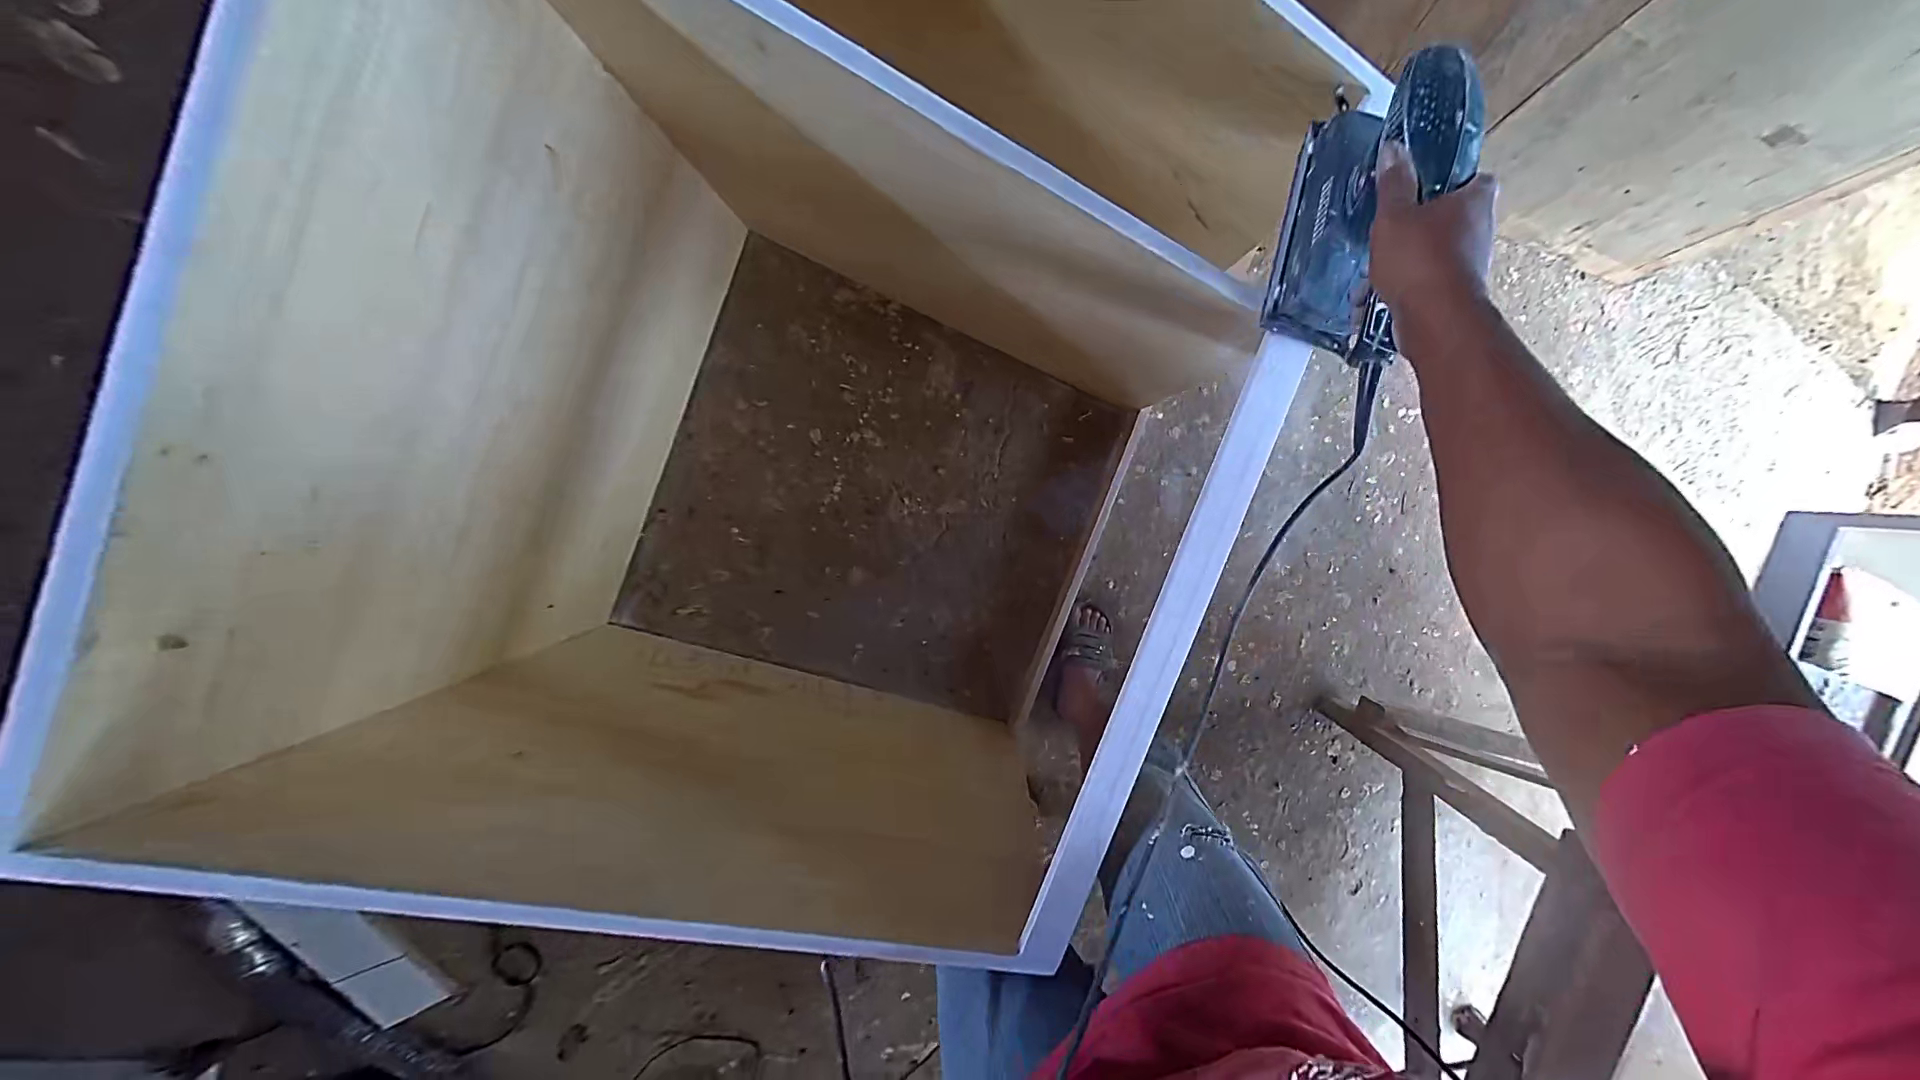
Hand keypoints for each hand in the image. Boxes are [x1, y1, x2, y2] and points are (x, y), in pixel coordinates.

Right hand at [1369, 140, 1497, 320]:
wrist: (1435, 317)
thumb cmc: (1418, 259)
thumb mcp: (1394, 216)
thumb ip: (1393, 184)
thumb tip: (1393, 148)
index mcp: (1477, 195)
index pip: (1463, 175)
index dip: (1437, 182)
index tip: (1410, 194)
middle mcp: (1482, 223)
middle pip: (1442, 216)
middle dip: (1411, 227)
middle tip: (1383, 234)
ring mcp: (1470, 259)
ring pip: (1430, 250)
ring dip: (1402, 260)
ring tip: (1372, 272)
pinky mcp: (1455, 288)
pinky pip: (1424, 277)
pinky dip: (1403, 283)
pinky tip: (1377, 294)